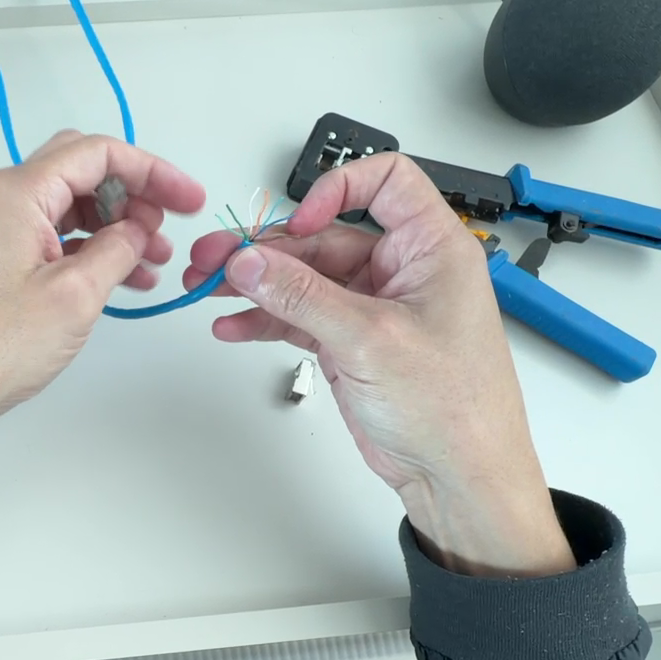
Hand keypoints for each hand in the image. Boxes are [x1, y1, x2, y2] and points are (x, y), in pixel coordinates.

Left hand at [0, 131, 206, 465]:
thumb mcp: (75, 295)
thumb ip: (117, 249)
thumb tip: (139, 230)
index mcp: (20, 192)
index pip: (98, 152)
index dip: (152, 171)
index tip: (189, 201)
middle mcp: (5, 200)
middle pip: (84, 173)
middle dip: (134, 195)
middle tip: (170, 226)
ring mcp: (0, 231)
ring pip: (72, 208)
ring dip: (117, 227)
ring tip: (154, 261)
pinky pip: (56, 240)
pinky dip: (92, 251)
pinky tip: (123, 278)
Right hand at [185, 153, 573, 576]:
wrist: (454, 475)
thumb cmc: (452, 408)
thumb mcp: (369, 339)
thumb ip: (301, 296)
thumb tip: (249, 262)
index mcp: (429, 250)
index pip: (385, 183)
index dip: (335, 191)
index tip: (293, 222)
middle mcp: (399, 272)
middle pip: (321, 238)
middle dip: (264, 250)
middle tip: (212, 259)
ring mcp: (369, 309)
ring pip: (301, 281)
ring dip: (253, 285)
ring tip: (206, 289)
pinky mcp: (347, 343)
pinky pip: (297, 319)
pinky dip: (263, 321)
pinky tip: (232, 326)